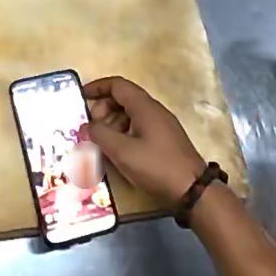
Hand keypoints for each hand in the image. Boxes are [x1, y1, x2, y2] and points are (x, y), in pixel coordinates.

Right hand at [83, 76, 208, 205]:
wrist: (194, 190)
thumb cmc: (156, 166)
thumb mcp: (121, 151)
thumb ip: (99, 134)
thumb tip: (85, 127)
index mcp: (144, 107)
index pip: (117, 85)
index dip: (97, 87)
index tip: (81, 97)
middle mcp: (153, 111)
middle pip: (122, 100)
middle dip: (102, 111)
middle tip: (92, 130)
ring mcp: (160, 126)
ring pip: (129, 116)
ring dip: (111, 125)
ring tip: (101, 145)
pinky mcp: (164, 141)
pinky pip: (137, 129)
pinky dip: (123, 135)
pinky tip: (117, 154)